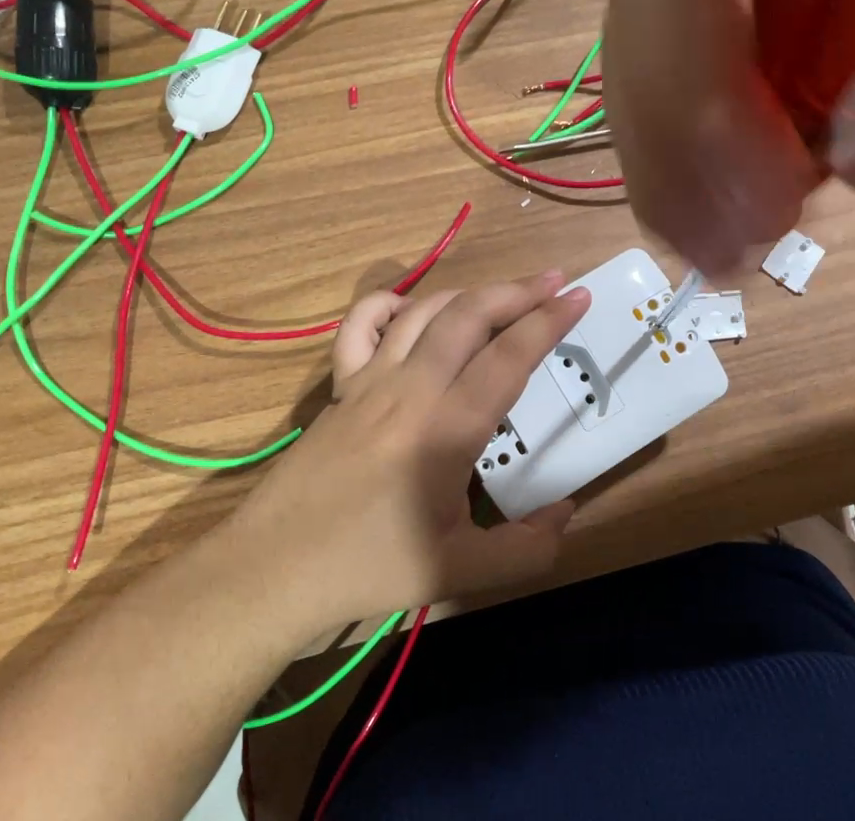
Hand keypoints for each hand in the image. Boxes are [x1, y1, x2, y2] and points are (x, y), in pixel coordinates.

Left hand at [235, 272, 591, 627]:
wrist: (274, 569)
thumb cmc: (369, 569)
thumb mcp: (461, 572)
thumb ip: (527, 548)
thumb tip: (566, 510)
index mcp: (447, 430)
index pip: (508, 358)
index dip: (549, 322)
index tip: (580, 298)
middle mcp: (410, 390)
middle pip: (468, 317)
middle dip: (518, 291)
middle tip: (555, 282)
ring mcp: (368, 382)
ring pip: (424, 313)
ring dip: (469, 293)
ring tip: (504, 294)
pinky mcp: (339, 388)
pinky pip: (360, 327)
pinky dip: (390, 305)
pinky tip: (413, 308)